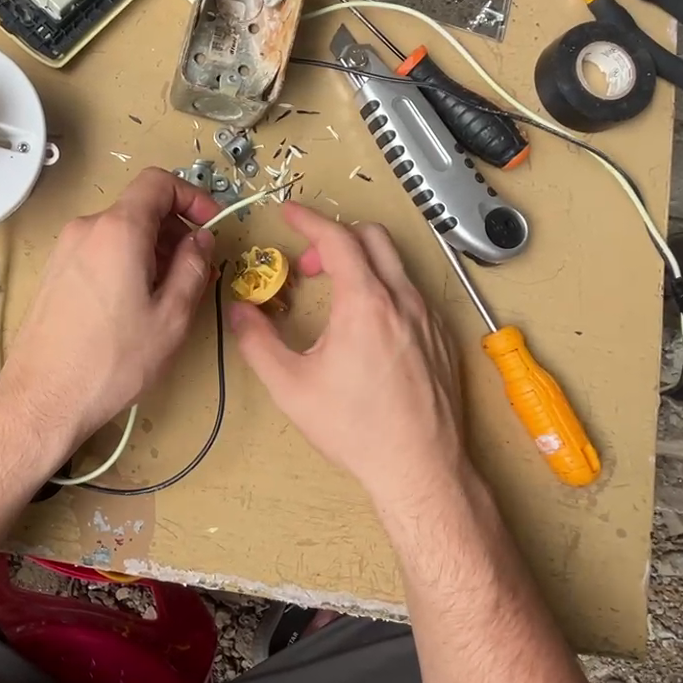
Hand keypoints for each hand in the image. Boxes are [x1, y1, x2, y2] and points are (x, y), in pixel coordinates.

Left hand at [0, 168, 215, 446]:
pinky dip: (125, 263)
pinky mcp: (55, 274)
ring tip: (168, 295)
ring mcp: (65, 251)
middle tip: (197, 271)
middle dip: (175, 232)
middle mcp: (86, 230)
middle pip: (139, 209)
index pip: (158, 182)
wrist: (43, 397)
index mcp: (117, 231)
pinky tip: (135, 305)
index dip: (192, 196)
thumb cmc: (110, 361)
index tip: (210, 225)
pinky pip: (99, 252)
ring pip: (119, 233)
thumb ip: (193, 267)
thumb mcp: (170, 317)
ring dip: (152, 251)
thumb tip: (201, 240)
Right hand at [228, 202, 470, 500]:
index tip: (289, 214)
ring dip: (360, 265)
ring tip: (334, 297)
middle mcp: (403, 302)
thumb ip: (257, 341)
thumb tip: (240, 312)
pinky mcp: (442, 339)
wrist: (419, 468)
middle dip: (335, 238)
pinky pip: (412, 294)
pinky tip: (365, 326)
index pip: (338, 238)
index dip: (308, 220)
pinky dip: (383, 289)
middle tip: (308, 265)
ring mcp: (429, 319)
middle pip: (373, 238)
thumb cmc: (356, 430)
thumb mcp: (290, 386)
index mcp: (365, 304)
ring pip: (395, 265)